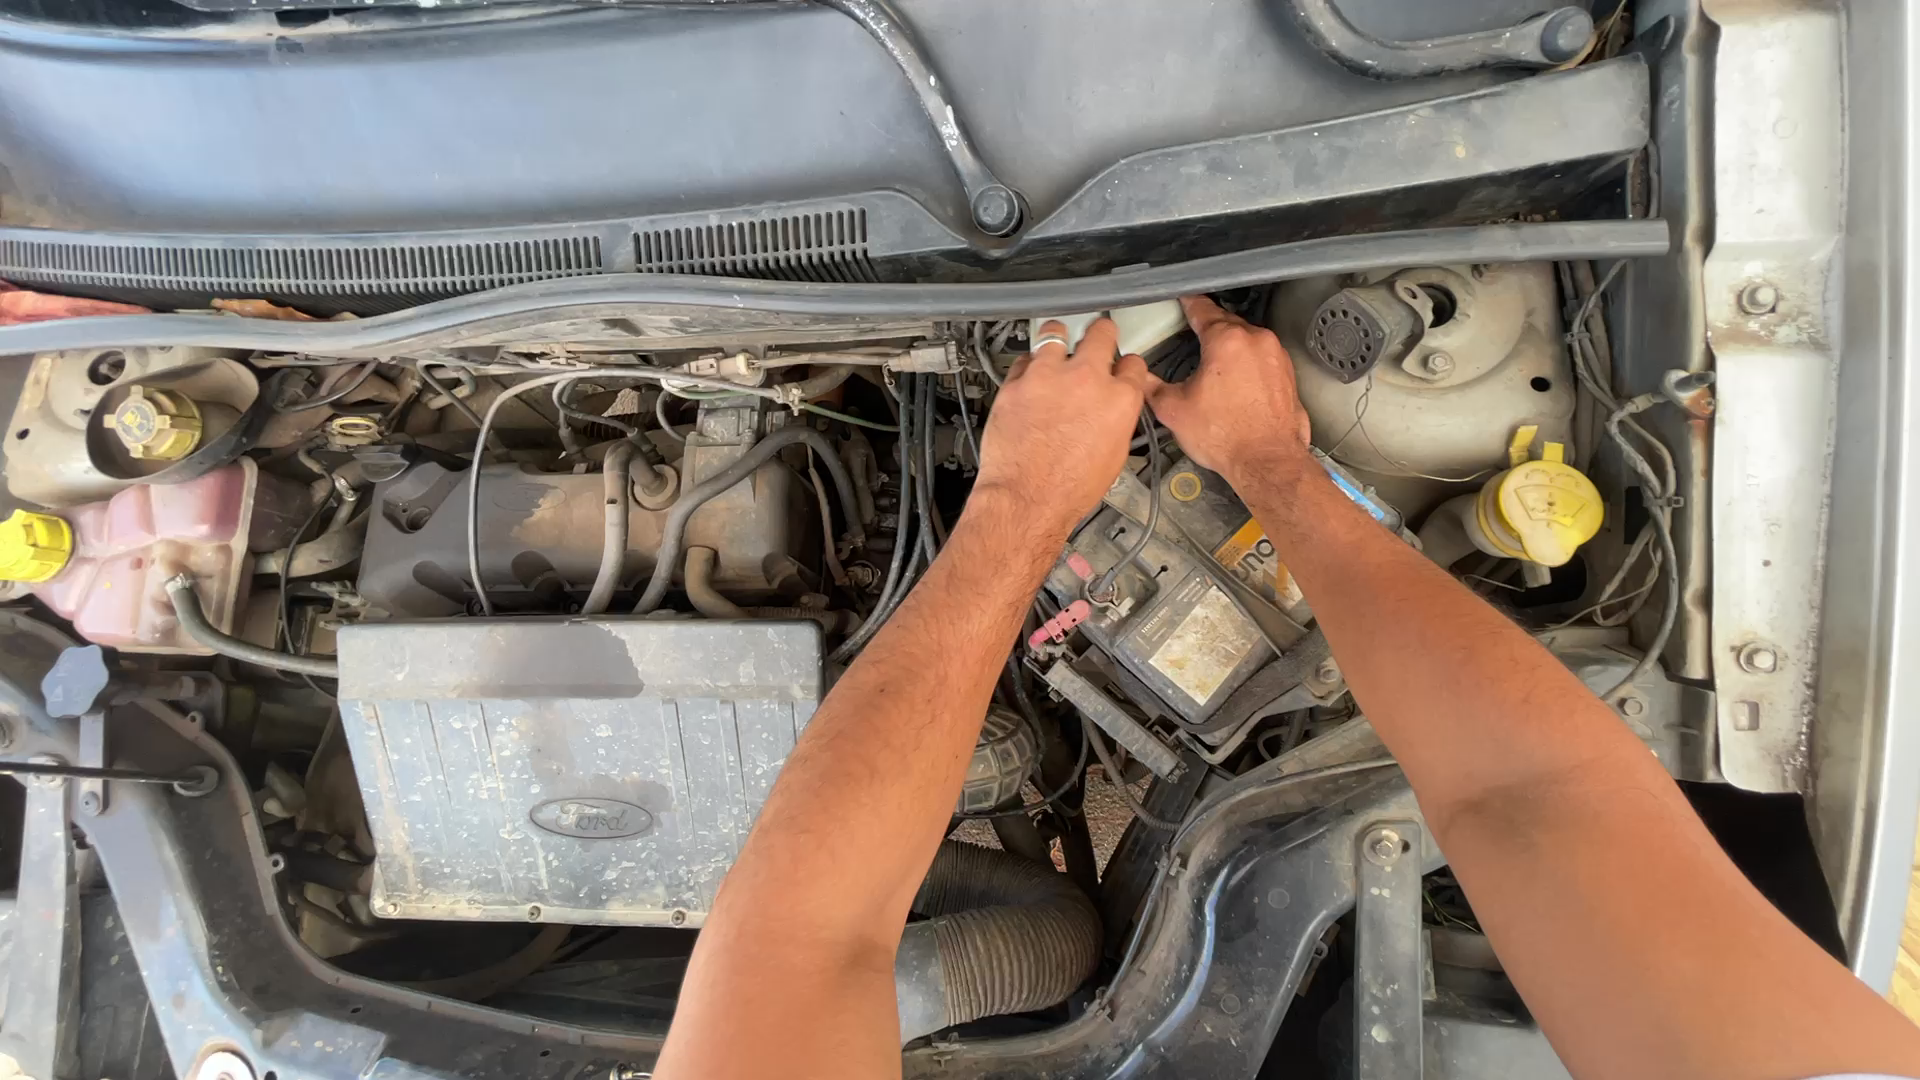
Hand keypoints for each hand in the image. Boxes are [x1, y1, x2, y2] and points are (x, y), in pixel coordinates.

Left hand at [973, 317, 1153, 536]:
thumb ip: (1117, 420)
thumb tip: (1113, 410)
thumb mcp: (1114, 457)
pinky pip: (1023, 360)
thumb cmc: (1068, 488)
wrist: (1026, 499)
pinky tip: (1029, 377)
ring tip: (1056, 345)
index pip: (1133, 363)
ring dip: (1058, 338)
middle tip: (1096, 337)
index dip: (1126, 366)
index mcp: (1119, 399)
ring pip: (1055, 333)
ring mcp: (1048, 377)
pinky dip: (1027, 366)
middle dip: (1100, 334)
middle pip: (1101, 333)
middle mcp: (1086, 379)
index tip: (1119, 368)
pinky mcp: (1016, 383)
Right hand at [1146, 296, 1312, 485]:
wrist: (1266, 461)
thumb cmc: (1227, 437)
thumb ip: (1152, 387)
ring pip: (1246, 340)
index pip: (1203, 309)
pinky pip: (1261, 359)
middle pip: (1226, 323)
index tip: (1183, 299)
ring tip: (1210, 364)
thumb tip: (1139, 379)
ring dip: (1228, 347)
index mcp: (1227, 341)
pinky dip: (1245, 364)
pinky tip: (1232, 383)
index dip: (1188, 303)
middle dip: (1208, 328)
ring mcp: (1275, 357)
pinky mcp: (1286, 375)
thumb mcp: (1173, 410)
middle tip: (1191, 334)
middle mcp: (1256, 341)